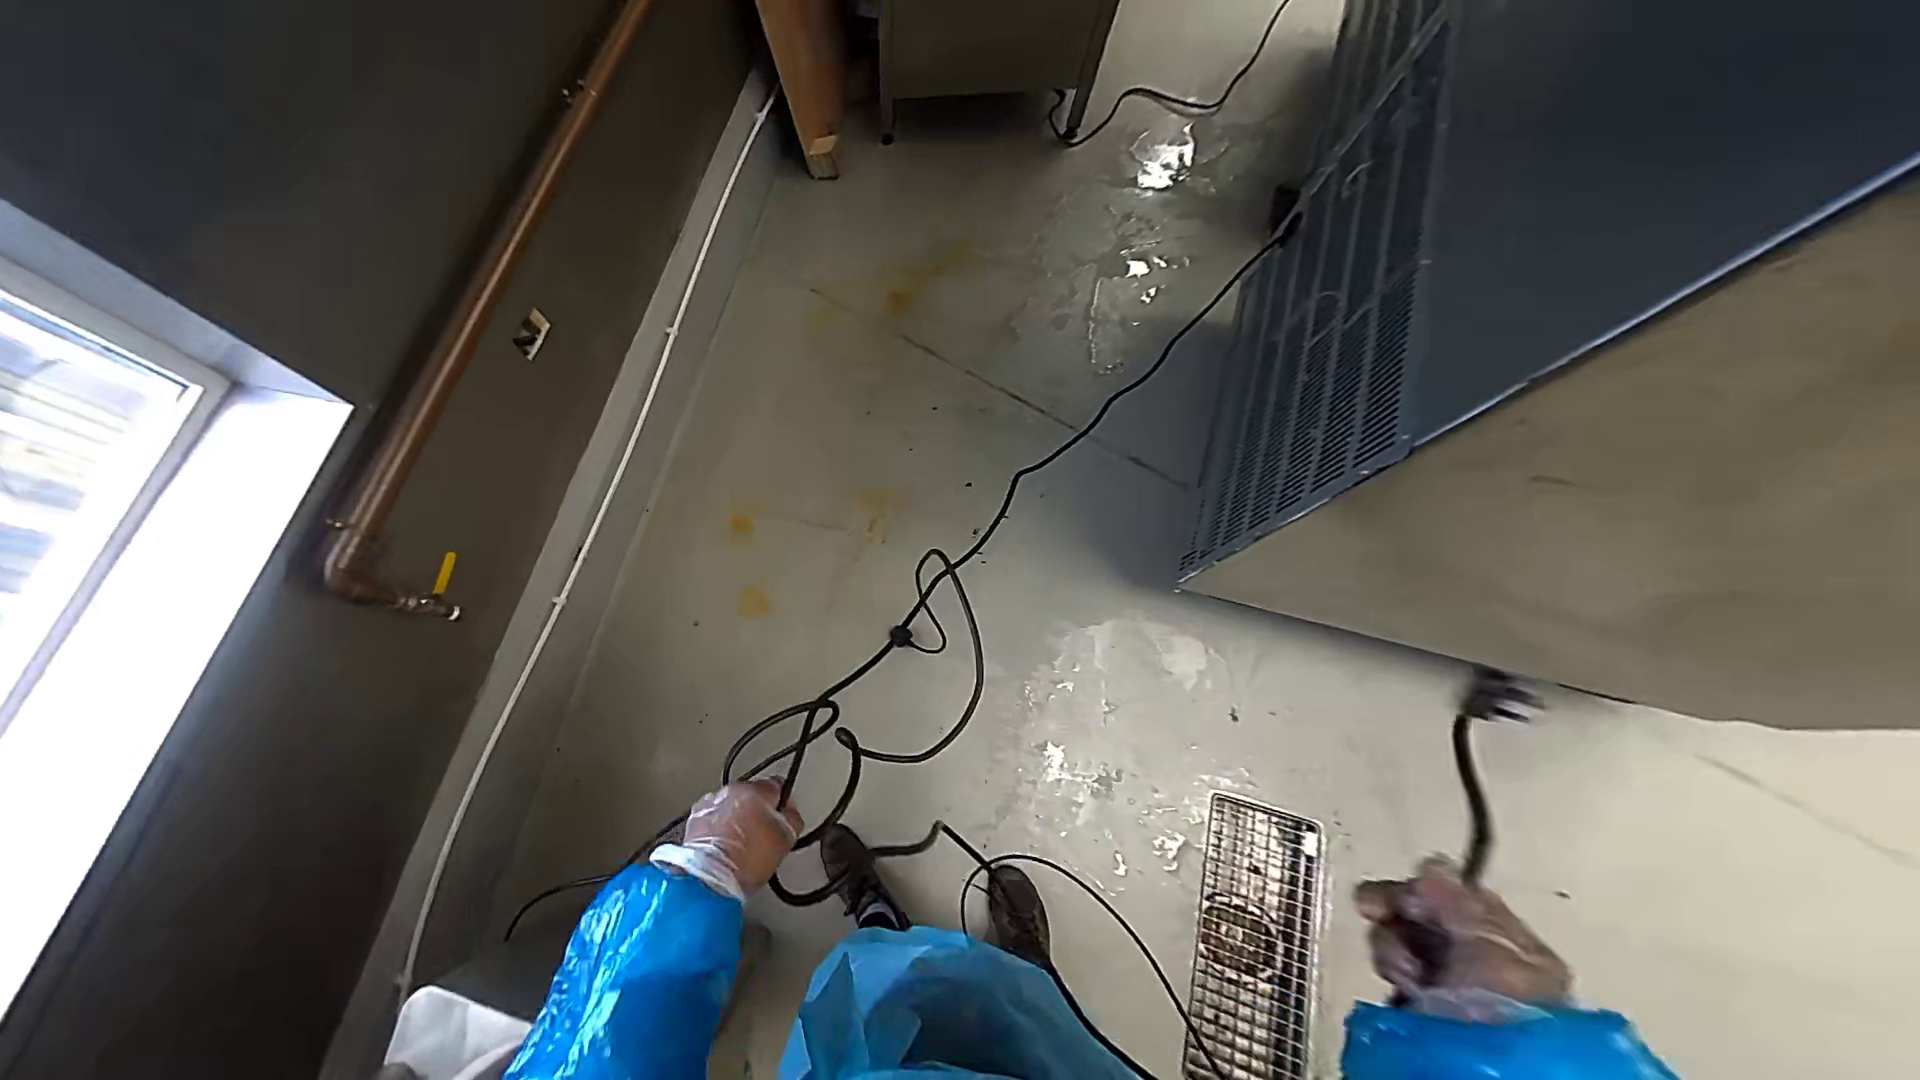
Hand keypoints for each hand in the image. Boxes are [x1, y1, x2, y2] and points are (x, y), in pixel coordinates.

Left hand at [668, 778, 803, 898]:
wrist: (708, 882)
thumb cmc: (745, 862)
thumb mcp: (786, 840)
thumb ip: (792, 818)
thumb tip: (789, 814)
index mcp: (757, 790)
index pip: (778, 785)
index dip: (783, 803)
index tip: (783, 818)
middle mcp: (731, 791)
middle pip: (753, 794)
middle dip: (758, 810)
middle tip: (762, 835)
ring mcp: (711, 804)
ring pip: (732, 805)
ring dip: (737, 817)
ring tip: (740, 844)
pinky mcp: (694, 820)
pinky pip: (714, 817)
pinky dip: (719, 827)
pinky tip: (724, 846)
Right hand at [1354, 856, 1570, 1014]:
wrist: (1485, 1064)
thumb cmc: (1498, 1000)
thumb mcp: (1487, 942)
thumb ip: (1458, 899)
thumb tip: (1433, 863)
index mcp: (1507, 940)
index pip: (1453, 891)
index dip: (1424, 885)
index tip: (1407, 892)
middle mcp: (1476, 955)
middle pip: (1418, 908)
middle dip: (1394, 908)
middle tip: (1373, 910)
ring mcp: (1445, 980)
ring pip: (1397, 933)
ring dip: (1390, 943)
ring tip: (1404, 972)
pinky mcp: (1417, 999)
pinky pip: (1389, 963)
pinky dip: (1389, 966)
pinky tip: (1401, 983)